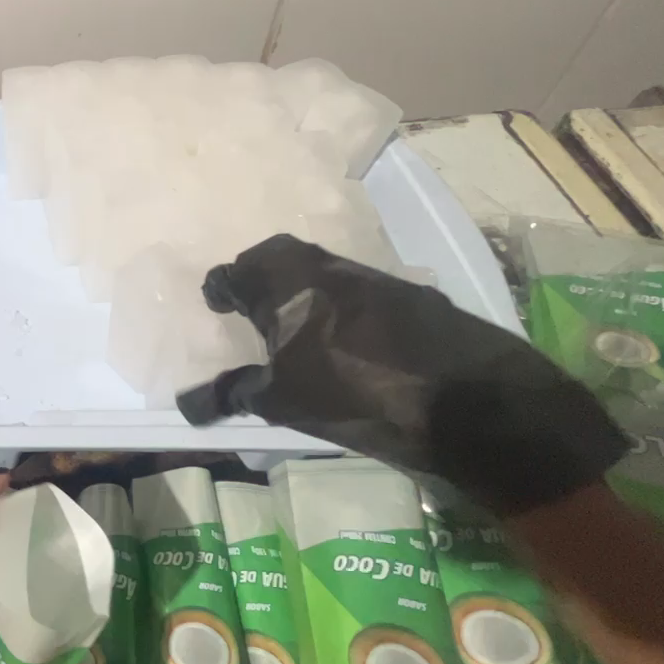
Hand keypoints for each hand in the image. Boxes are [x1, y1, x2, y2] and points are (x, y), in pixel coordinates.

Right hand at [177, 234, 627, 514]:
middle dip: (260, 273)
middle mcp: (327, 270)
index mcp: (285, 286)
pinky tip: (351, 338)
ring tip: (298, 321)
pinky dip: (343, 304)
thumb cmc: (357, 397)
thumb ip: (232, 394)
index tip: (216, 304)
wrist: (478, 408)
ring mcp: (378, 281)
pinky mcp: (419, 299)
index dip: (220, 288)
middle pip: (279, 255)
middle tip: (252, 303)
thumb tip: (186, 405)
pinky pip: (363, 289)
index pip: (235, 272)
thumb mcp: (283, 402)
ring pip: (324, 269)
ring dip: (303, 285)